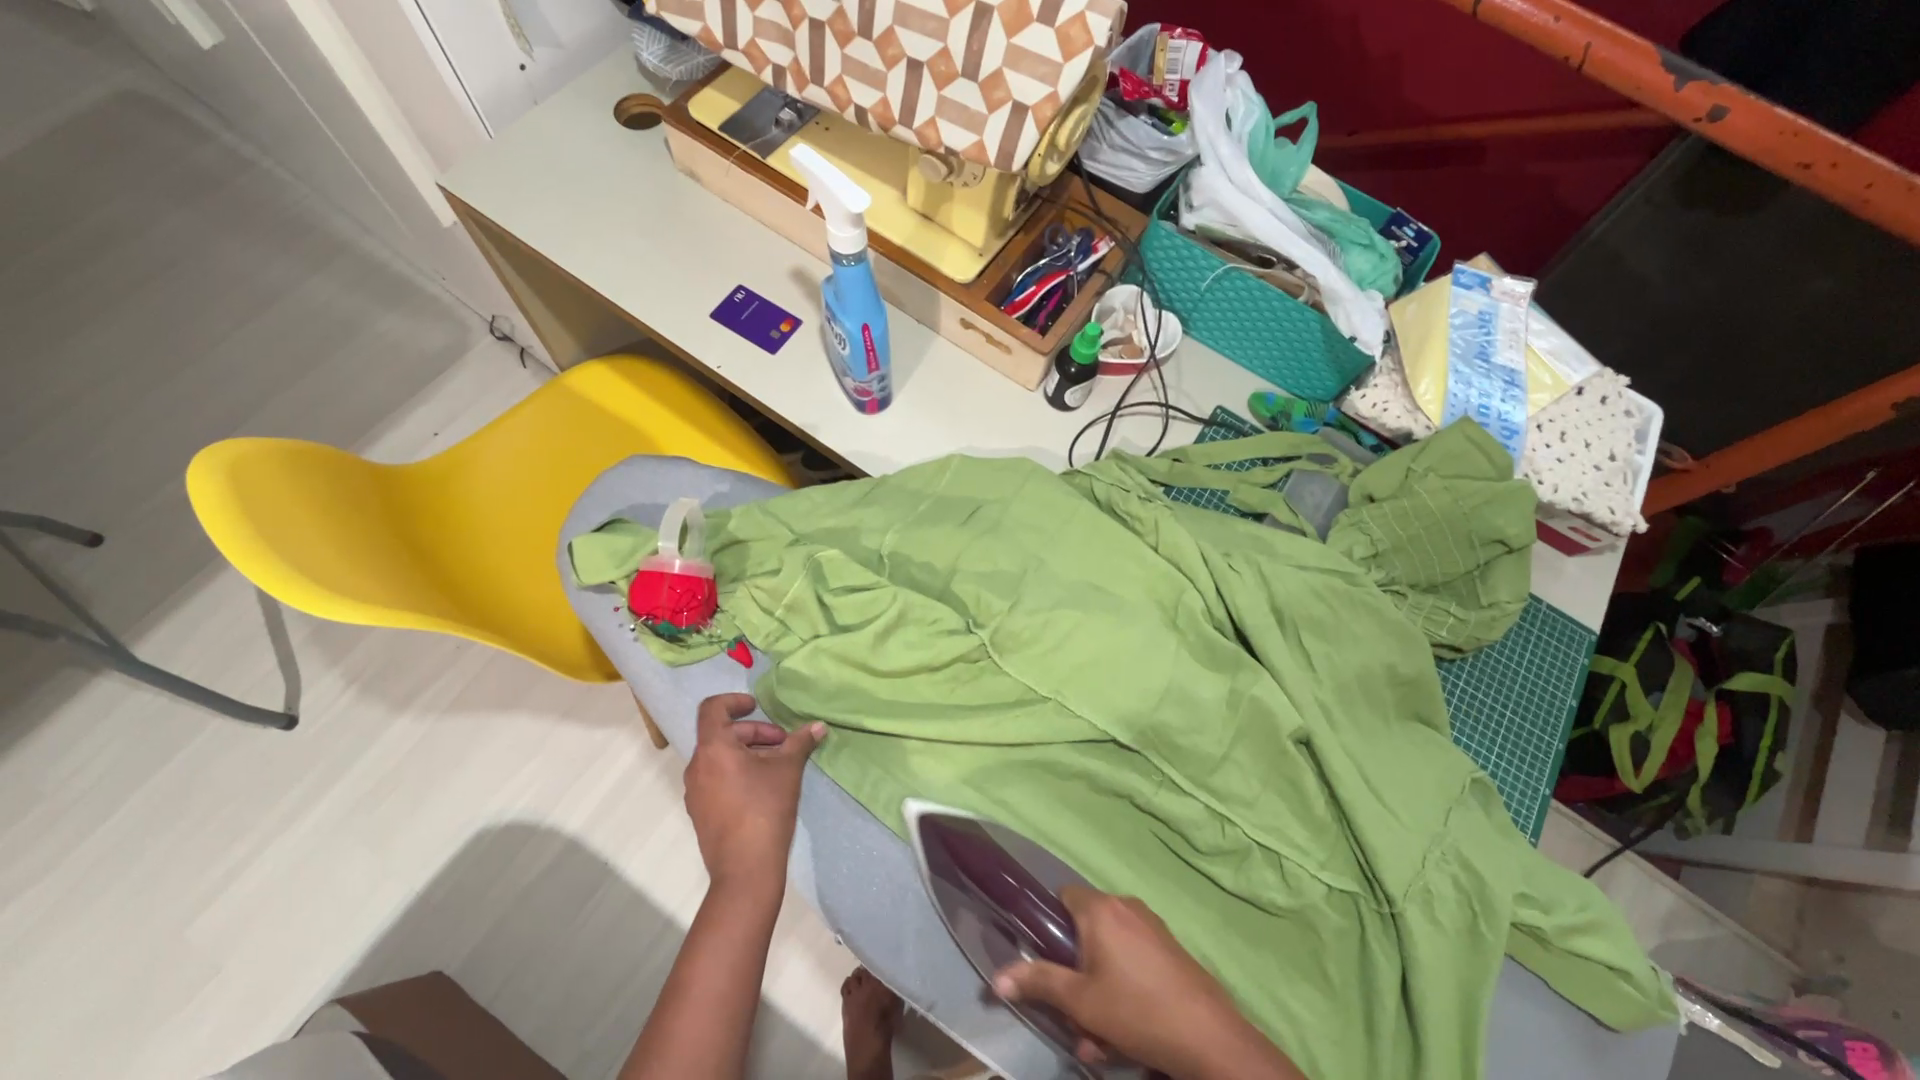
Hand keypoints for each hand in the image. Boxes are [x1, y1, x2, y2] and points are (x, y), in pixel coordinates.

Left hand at [683, 693, 825, 896]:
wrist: (745, 869)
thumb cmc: (765, 810)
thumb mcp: (788, 770)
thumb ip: (800, 743)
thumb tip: (818, 726)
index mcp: (713, 749)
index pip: (712, 709)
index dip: (734, 701)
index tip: (757, 706)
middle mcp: (696, 766)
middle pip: (721, 735)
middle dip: (754, 734)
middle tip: (783, 745)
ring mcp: (695, 792)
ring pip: (719, 759)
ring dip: (747, 754)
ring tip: (776, 767)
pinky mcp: (700, 812)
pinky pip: (716, 779)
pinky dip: (737, 773)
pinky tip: (763, 789)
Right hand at [993, 887, 1302, 1079]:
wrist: (1208, 1037)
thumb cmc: (1135, 1010)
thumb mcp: (1078, 1001)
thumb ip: (1038, 982)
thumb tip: (996, 977)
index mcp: (1101, 909)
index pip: (1062, 895)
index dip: (1047, 923)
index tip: (1042, 955)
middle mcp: (1127, 908)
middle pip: (1085, 931)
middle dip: (1073, 974)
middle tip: (1070, 1012)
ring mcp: (1153, 928)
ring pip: (1108, 954)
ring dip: (1096, 992)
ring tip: (1097, 1039)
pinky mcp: (1171, 952)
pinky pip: (1132, 963)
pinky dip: (1121, 991)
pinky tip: (1122, 1034)